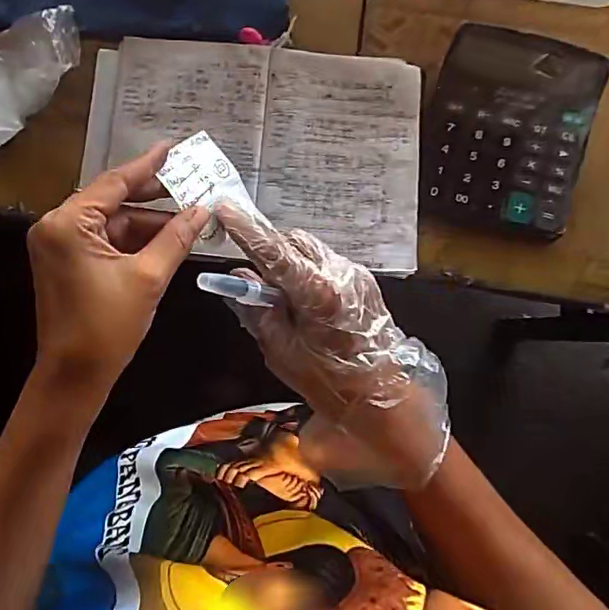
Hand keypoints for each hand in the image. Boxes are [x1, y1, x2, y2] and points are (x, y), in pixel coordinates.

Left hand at [28, 141, 210, 388]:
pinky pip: (103, 241)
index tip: (172, 148)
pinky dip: (132, 241)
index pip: (114, 183)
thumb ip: (175, 237)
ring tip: (187, 218)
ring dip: (146, 223)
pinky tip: (165, 240)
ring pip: (111, 223)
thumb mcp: (148, 277)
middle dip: (152, 197)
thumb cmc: (107, 327)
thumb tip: (202, 209)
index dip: (148, 166)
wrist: (74, 377)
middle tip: (189, 183)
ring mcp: (58, 245)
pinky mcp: (65, 262)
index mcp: (68, 223)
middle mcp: (56, 226)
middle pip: (111, 200)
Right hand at [214, 202, 450, 488]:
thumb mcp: (280, 352)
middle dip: (267, 248)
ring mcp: (355, 274)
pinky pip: (324, 262)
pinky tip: (299, 298)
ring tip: (276, 293)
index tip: (225, 209)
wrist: (383, 400)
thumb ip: (258, 310)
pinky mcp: (362, 280)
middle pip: (293, 241)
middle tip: (249, 272)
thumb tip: (240, 277)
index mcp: (318, 294)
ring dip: (287, 260)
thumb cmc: (330, 384)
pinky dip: (304, 270)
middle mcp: (340, 274)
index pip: (273, 251)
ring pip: (309, 249)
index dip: (246, 230)